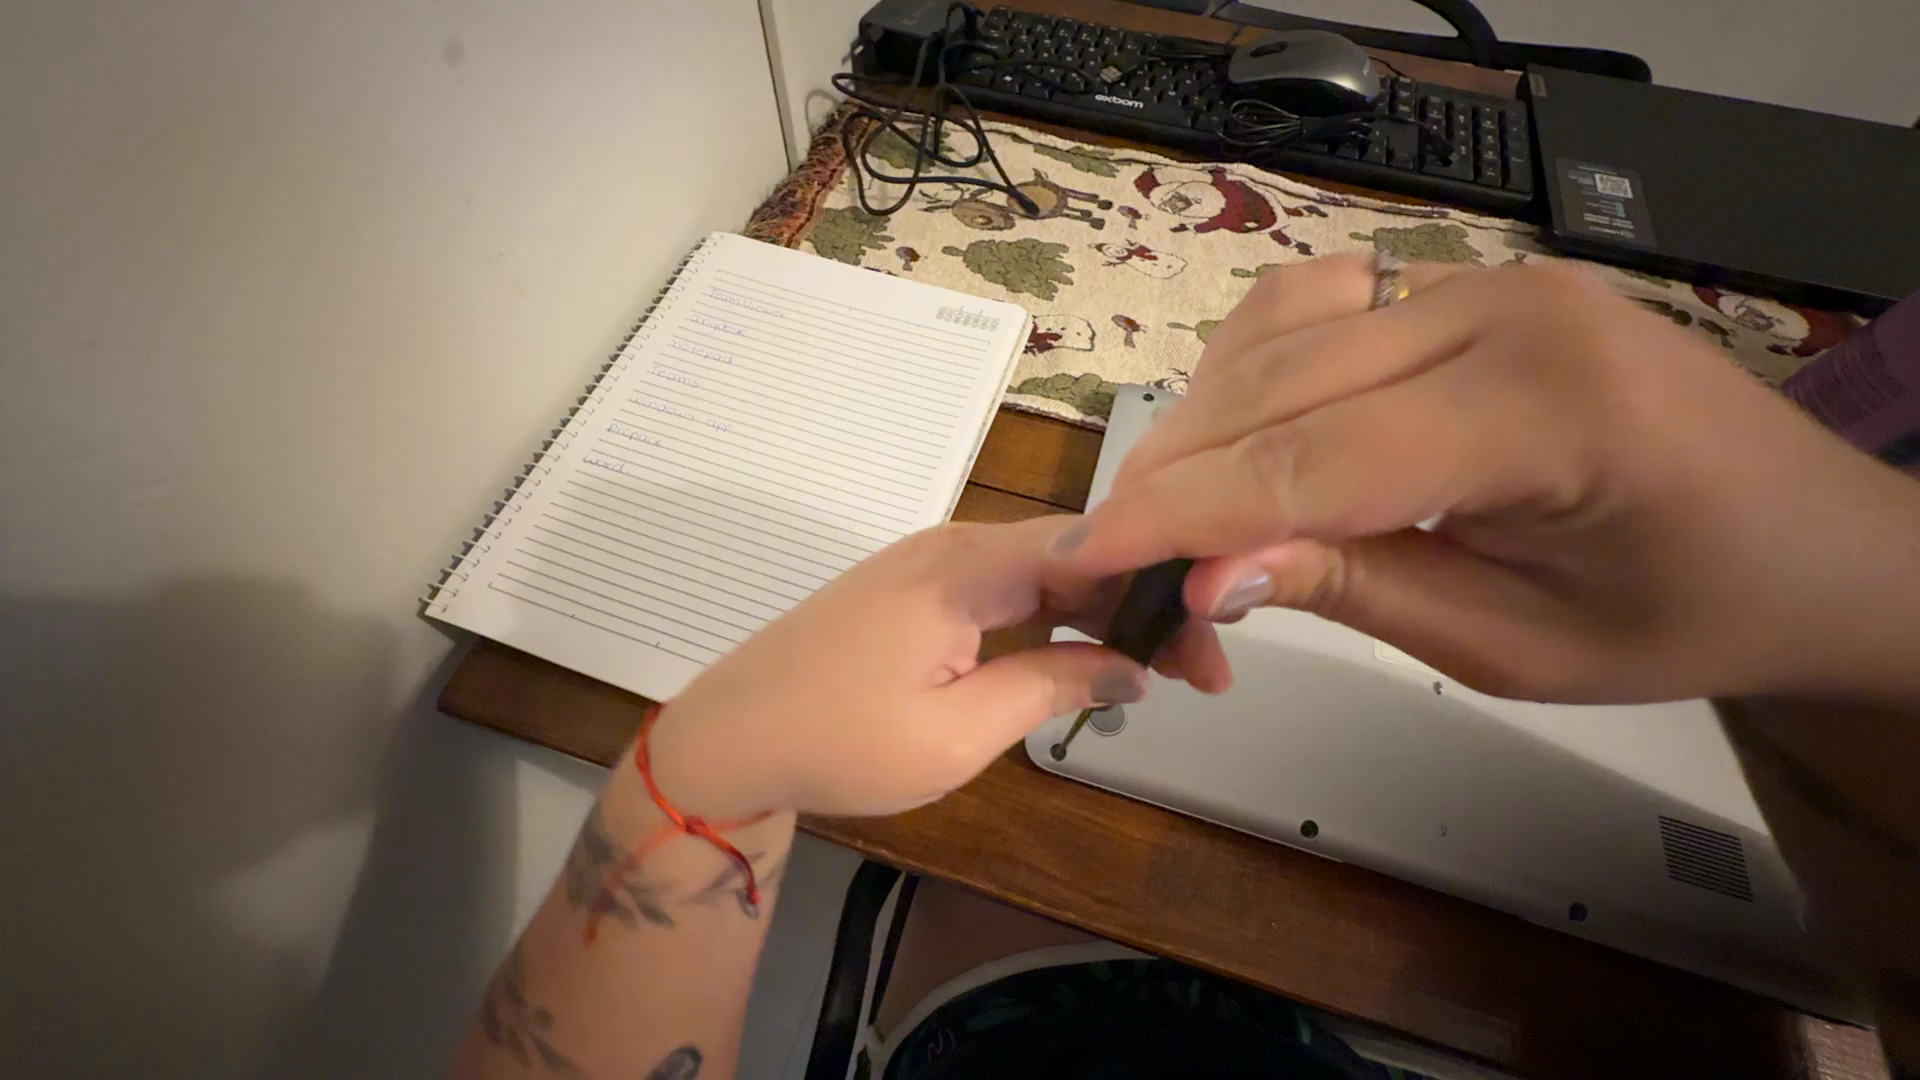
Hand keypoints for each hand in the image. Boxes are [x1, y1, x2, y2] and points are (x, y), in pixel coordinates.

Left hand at [646, 516, 1187, 818]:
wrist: (728, 737)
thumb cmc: (837, 741)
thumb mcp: (956, 732)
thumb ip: (1050, 687)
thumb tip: (1130, 669)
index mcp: (965, 568)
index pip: (1091, 549)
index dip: (1158, 590)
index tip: (1205, 646)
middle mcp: (953, 545)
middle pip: (1071, 555)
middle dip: (1137, 604)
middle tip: (1193, 668)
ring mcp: (929, 562)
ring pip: (1040, 570)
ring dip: (1096, 613)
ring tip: (1149, 666)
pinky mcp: (914, 586)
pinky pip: (1002, 587)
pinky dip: (1048, 617)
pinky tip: (1076, 653)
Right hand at [1055, 255, 1919, 704]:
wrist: (1808, 538)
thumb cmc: (1676, 614)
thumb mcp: (1508, 644)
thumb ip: (1348, 589)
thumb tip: (1202, 580)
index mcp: (1541, 409)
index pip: (1304, 462)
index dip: (1176, 516)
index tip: (1083, 557)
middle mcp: (1497, 309)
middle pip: (1267, 393)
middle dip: (1166, 480)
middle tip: (1109, 554)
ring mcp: (1472, 279)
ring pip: (1266, 345)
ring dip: (1193, 430)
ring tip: (1165, 510)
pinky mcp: (1451, 282)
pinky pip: (1300, 307)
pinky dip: (1239, 372)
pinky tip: (1232, 429)